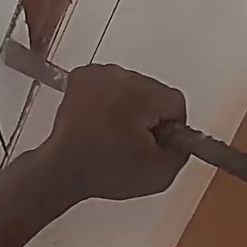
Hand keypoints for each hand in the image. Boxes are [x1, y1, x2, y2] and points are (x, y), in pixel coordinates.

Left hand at [42, 64, 189, 200]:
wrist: (62, 170)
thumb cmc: (106, 171)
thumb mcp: (160, 173)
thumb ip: (183, 151)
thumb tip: (184, 137)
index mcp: (140, 96)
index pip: (175, 101)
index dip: (170, 126)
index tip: (154, 142)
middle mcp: (119, 76)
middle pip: (154, 91)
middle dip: (149, 114)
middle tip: (133, 141)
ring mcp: (99, 74)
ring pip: (134, 86)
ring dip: (130, 106)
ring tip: (114, 132)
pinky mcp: (84, 76)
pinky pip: (112, 84)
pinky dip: (111, 99)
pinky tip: (103, 120)